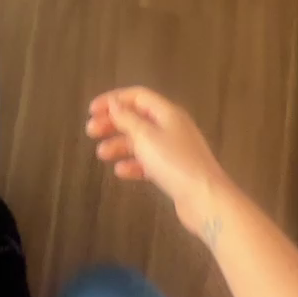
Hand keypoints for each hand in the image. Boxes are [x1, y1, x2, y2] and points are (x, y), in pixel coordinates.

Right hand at [85, 86, 233, 242]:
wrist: (206, 200)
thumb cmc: (174, 162)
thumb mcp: (145, 136)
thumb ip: (126, 118)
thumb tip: (114, 104)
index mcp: (167, 113)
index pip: (136, 96)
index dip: (113, 100)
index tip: (92, 110)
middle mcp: (171, 127)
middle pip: (136, 118)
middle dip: (112, 123)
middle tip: (91, 131)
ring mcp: (174, 150)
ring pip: (140, 140)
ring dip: (119, 144)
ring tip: (101, 154)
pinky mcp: (174, 170)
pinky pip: (148, 161)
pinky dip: (133, 164)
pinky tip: (120, 172)